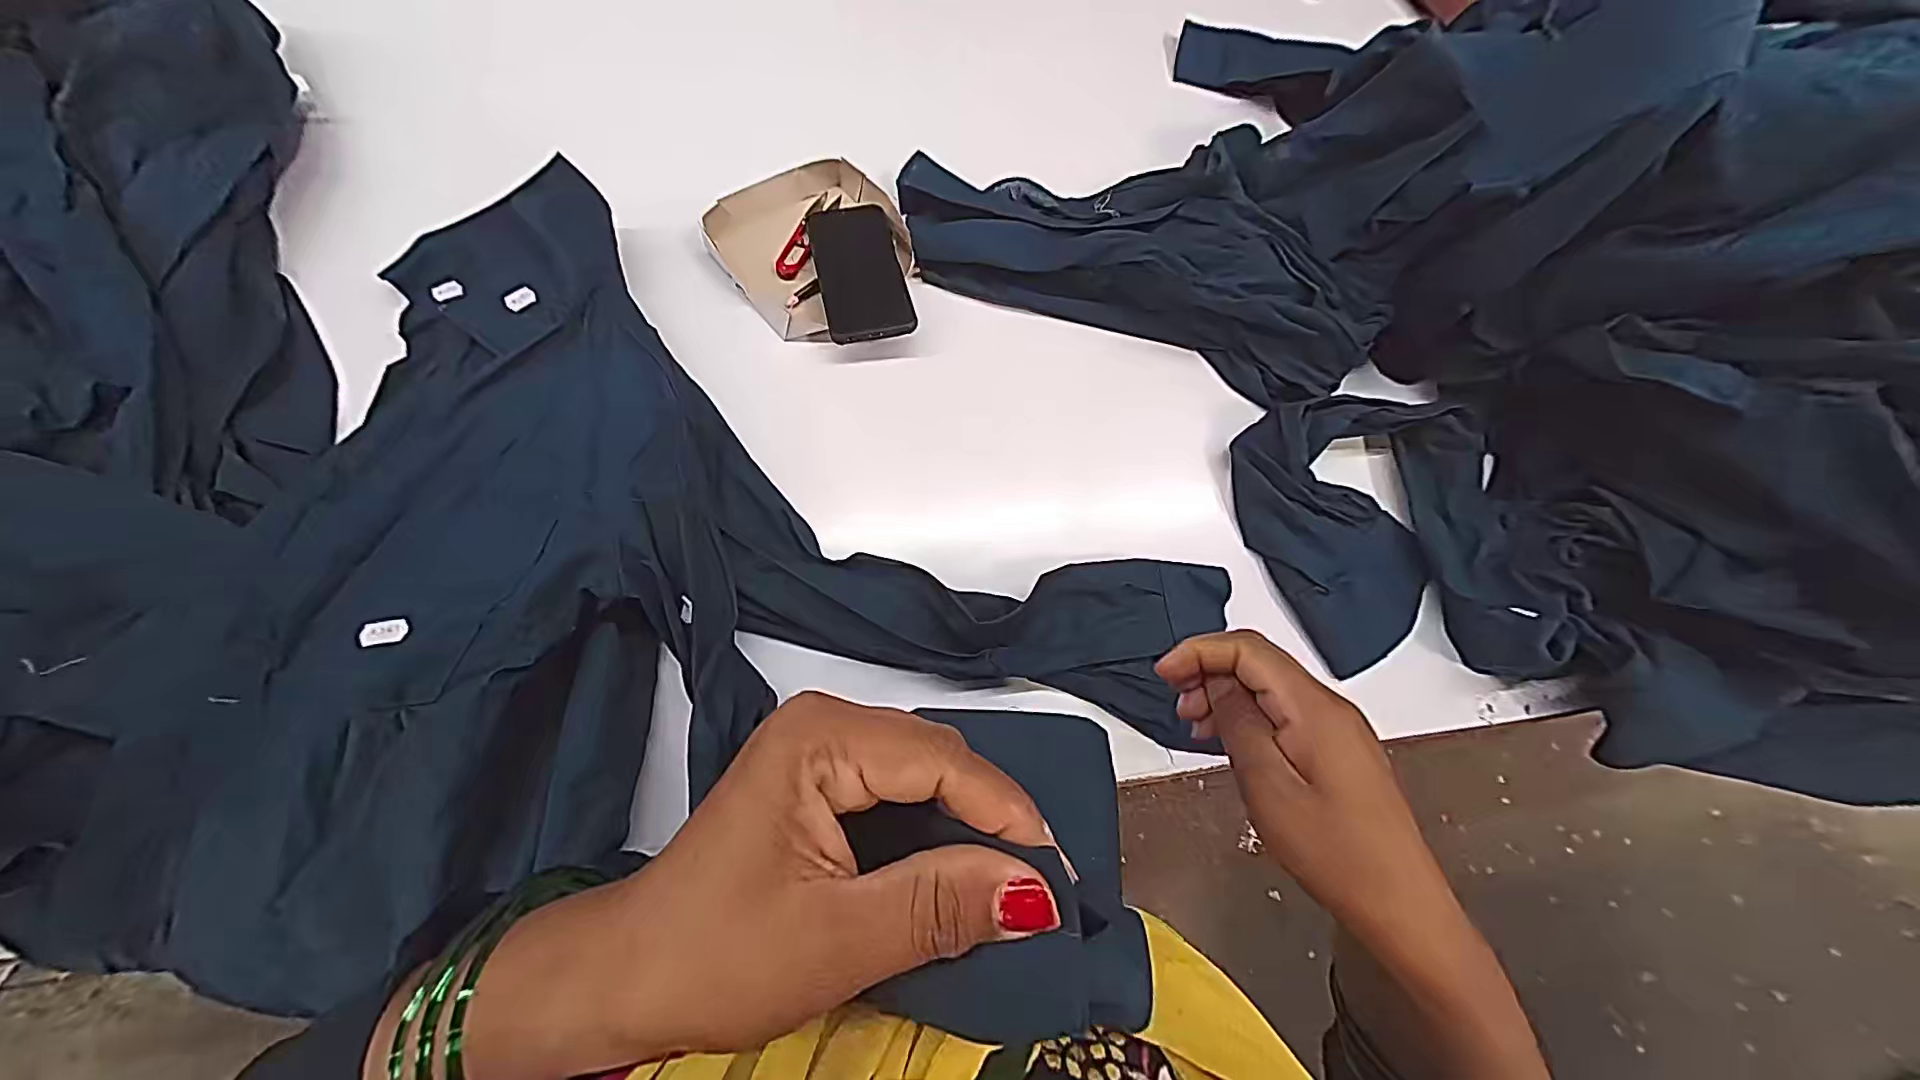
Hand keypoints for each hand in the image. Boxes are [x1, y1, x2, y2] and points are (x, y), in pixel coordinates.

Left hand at [402, 693, 1062, 1079]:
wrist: (630, 974)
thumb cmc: (714, 955)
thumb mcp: (835, 940)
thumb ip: (937, 906)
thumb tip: (1035, 894)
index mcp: (820, 736)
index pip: (942, 760)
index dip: (1007, 815)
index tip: (1056, 881)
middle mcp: (827, 721)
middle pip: (939, 759)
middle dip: (994, 819)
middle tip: (1041, 886)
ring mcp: (825, 745)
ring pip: (928, 772)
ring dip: (971, 825)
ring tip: (1014, 880)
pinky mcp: (826, 776)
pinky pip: (905, 789)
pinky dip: (940, 828)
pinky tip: (963, 866)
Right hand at [1156, 631, 1548, 1079]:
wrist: (1400, 904)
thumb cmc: (1338, 855)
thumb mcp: (1267, 784)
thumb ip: (1237, 722)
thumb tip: (1215, 683)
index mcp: (1314, 709)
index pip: (1247, 648)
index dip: (1198, 651)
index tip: (1166, 671)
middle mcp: (1330, 707)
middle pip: (1257, 660)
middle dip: (1208, 670)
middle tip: (1176, 699)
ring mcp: (1336, 726)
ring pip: (1267, 684)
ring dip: (1223, 692)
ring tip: (1196, 722)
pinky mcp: (1335, 747)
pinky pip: (1280, 710)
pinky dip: (1245, 713)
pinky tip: (1227, 738)